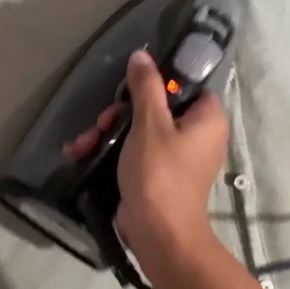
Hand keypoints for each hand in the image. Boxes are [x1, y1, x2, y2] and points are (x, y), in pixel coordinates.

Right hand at [66, 50, 229, 272]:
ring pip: (139, 129)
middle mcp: (197, 135)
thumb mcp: (150, 124)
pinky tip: (82, 153)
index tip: (130, 87)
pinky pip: (134, 151)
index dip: (158, 82)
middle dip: (119, 113)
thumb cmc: (160, 174)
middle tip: (102, 122)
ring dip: (108, 133)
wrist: (158, 233)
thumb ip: (146, 87)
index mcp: (207, 119)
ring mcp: (176, 157)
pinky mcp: (156, 174)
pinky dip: (110, 150)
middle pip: (155, 107)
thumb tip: (142, 55)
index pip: (187, 85)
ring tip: (84, 143)